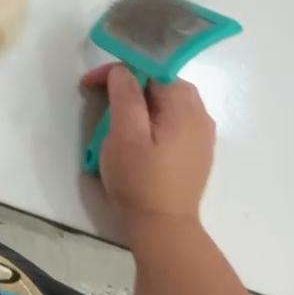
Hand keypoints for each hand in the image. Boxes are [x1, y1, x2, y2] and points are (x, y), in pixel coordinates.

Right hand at [80, 63, 215, 239]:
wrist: (162, 224)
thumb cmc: (140, 177)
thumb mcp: (124, 134)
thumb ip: (126, 97)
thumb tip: (123, 70)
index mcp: (185, 112)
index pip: (156, 72)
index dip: (123, 70)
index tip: (93, 82)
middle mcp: (200, 119)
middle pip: (166, 83)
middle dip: (132, 81)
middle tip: (101, 92)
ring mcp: (200, 137)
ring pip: (170, 101)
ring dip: (141, 97)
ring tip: (115, 109)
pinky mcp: (194, 150)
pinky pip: (174, 118)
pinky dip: (152, 113)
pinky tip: (136, 128)